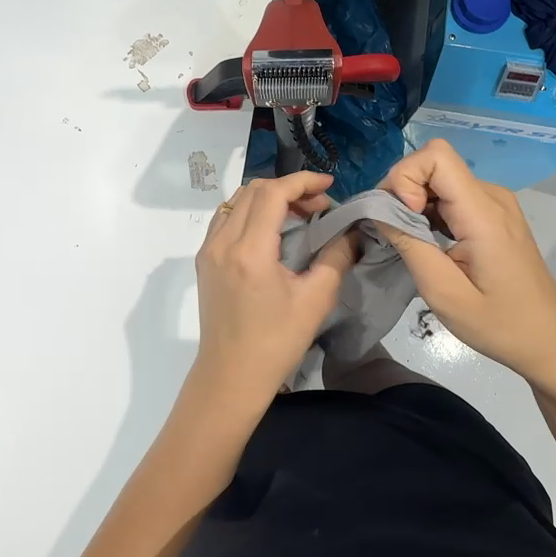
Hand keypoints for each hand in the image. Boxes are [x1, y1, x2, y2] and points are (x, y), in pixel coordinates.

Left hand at [193, 172, 359, 396]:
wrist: (231, 375)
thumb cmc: (276, 343)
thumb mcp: (315, 301)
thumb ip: (335, 258)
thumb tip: (351, 231)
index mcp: (250, 251)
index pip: (273, 193)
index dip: (302, 181)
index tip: (329, 186)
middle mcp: (223, 242)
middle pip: (254, 190)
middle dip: (289, 189)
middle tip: (319, 207)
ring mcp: (209, 249)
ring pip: (238, 201)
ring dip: (269, 198)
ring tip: (298, 215)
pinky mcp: (204, 260)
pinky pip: (226, 218)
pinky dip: (250, 212)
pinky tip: (271, 230)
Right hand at [375, 140, 555, 380]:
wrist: (549, 342)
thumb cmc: (499, 325)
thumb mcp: (443, 292)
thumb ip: (408, 243)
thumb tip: (377, 209)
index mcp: (483, 212)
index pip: (435, 156)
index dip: (407, 178)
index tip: (405, 218)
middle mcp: (492, 196)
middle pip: (433, 164)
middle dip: (403, 191)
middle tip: (399, 236)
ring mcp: (495, 203)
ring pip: (439, 178)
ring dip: (415, 203)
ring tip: (414, 244)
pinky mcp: (494, 214)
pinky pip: (452, 194)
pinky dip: (430, 211)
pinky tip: (431, 244)